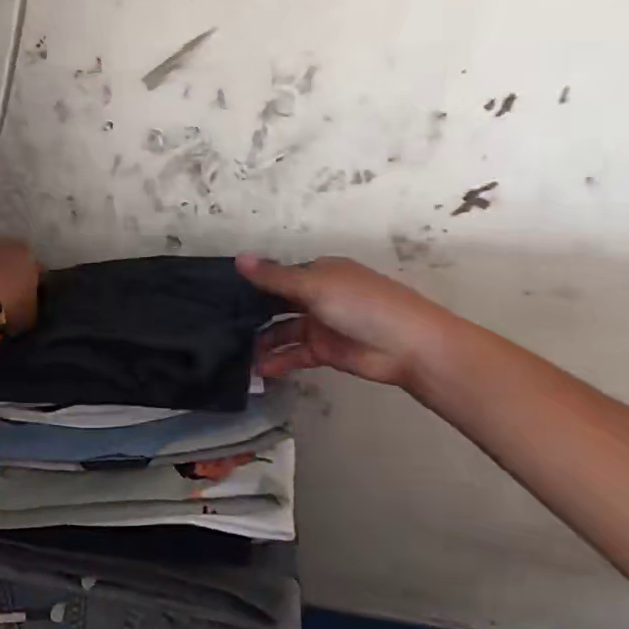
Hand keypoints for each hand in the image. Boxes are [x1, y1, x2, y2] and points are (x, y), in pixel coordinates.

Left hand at [0, 240, 39, 333]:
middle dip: (11, 273)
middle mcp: (8, 245)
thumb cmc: (6, 307)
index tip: (29, 300)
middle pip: (13, 260)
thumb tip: (27, 305)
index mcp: (30, 258)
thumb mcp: (29, 316)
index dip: (34, 286)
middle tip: (8, 295)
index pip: (38, 271)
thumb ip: (32, 306)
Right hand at [236, 254, 449, 387]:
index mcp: (320, 272)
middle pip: (279, 304)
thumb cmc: (361, 304)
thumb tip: (238, 258)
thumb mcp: (314, 285)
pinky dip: (278, 361)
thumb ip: (274, 278)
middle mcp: (319, 296)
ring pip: (284, 331)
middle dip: (254, 314)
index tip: (222, 295)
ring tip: (236, 353)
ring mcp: (322, 324)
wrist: (407, 344)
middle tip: (220, 326)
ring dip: (263, 341)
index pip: (280, 275)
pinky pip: (295, 354)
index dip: (254, 284)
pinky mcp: (326, 351)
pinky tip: (258, 369)